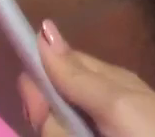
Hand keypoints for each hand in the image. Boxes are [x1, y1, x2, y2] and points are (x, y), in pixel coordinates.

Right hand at [20, 20, 154, 136]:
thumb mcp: (119, 106)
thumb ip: (77, 75)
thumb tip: (42, 27)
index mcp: (106, 85)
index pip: (53, 69)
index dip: (38, 85)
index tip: (35, 104)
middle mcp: (97, 111)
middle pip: (49, 109)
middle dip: (52, 124)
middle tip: (80, 136)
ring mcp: (95, 134)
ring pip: (56, 131)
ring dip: (61, 135)